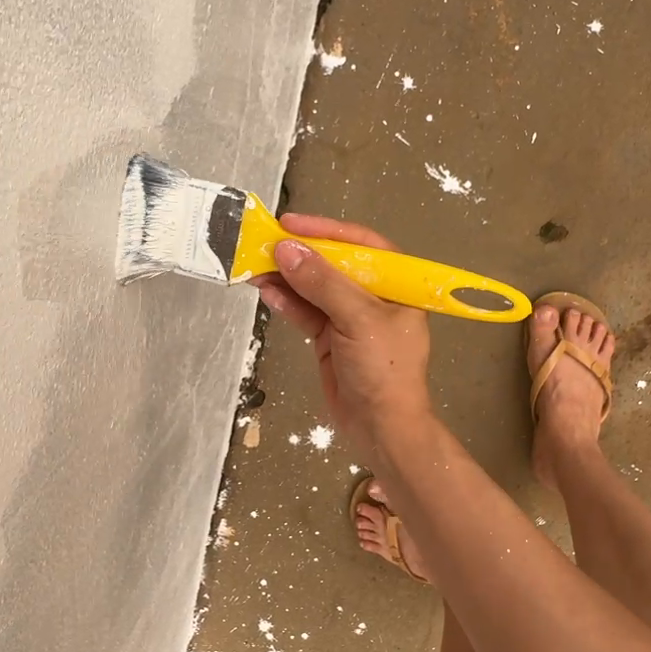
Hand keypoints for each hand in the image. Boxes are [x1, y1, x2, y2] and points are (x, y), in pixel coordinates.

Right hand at [251, 214, 433, 451]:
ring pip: (315, 288)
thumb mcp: (357, 319)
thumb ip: (322, 283)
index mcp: (395, 284)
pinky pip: (306, 313)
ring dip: (287, 277)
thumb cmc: (384, 369)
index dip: (325, 230)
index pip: (360, 244)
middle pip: (333, 264)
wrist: (382, 427)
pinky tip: (266, 291)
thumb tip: (286, 249)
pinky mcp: (329, 339)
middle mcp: (373, 295)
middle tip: (264, 243)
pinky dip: (287, 302)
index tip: (290, 224)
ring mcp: (349, 318)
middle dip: (300, 254)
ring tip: (256, 265)